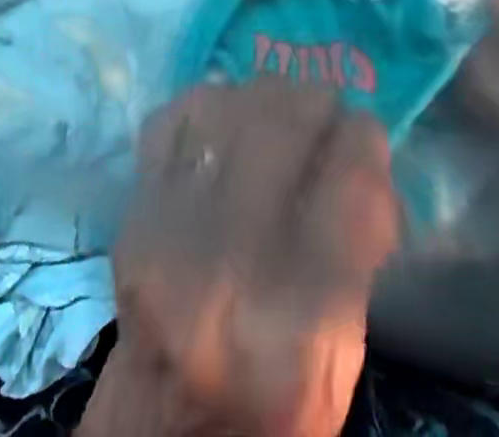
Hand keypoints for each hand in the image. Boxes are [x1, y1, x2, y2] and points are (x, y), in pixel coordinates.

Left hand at [78, 83, 399, 436]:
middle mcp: (228, 262)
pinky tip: (226, 113)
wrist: (167, 422)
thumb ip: (358, 248)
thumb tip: (363, 154)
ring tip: (279, 102)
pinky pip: (168, 124)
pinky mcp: (132, 215)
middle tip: (325, 104)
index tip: (366, 132)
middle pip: (278, 131)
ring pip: (219, 111)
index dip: (363, 141)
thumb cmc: (274, 395)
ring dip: (260, 93)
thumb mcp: (345, 349)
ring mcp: (167, 230)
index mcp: (300, 316)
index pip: (347, 186)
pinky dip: (205, 104)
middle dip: (313, 100)